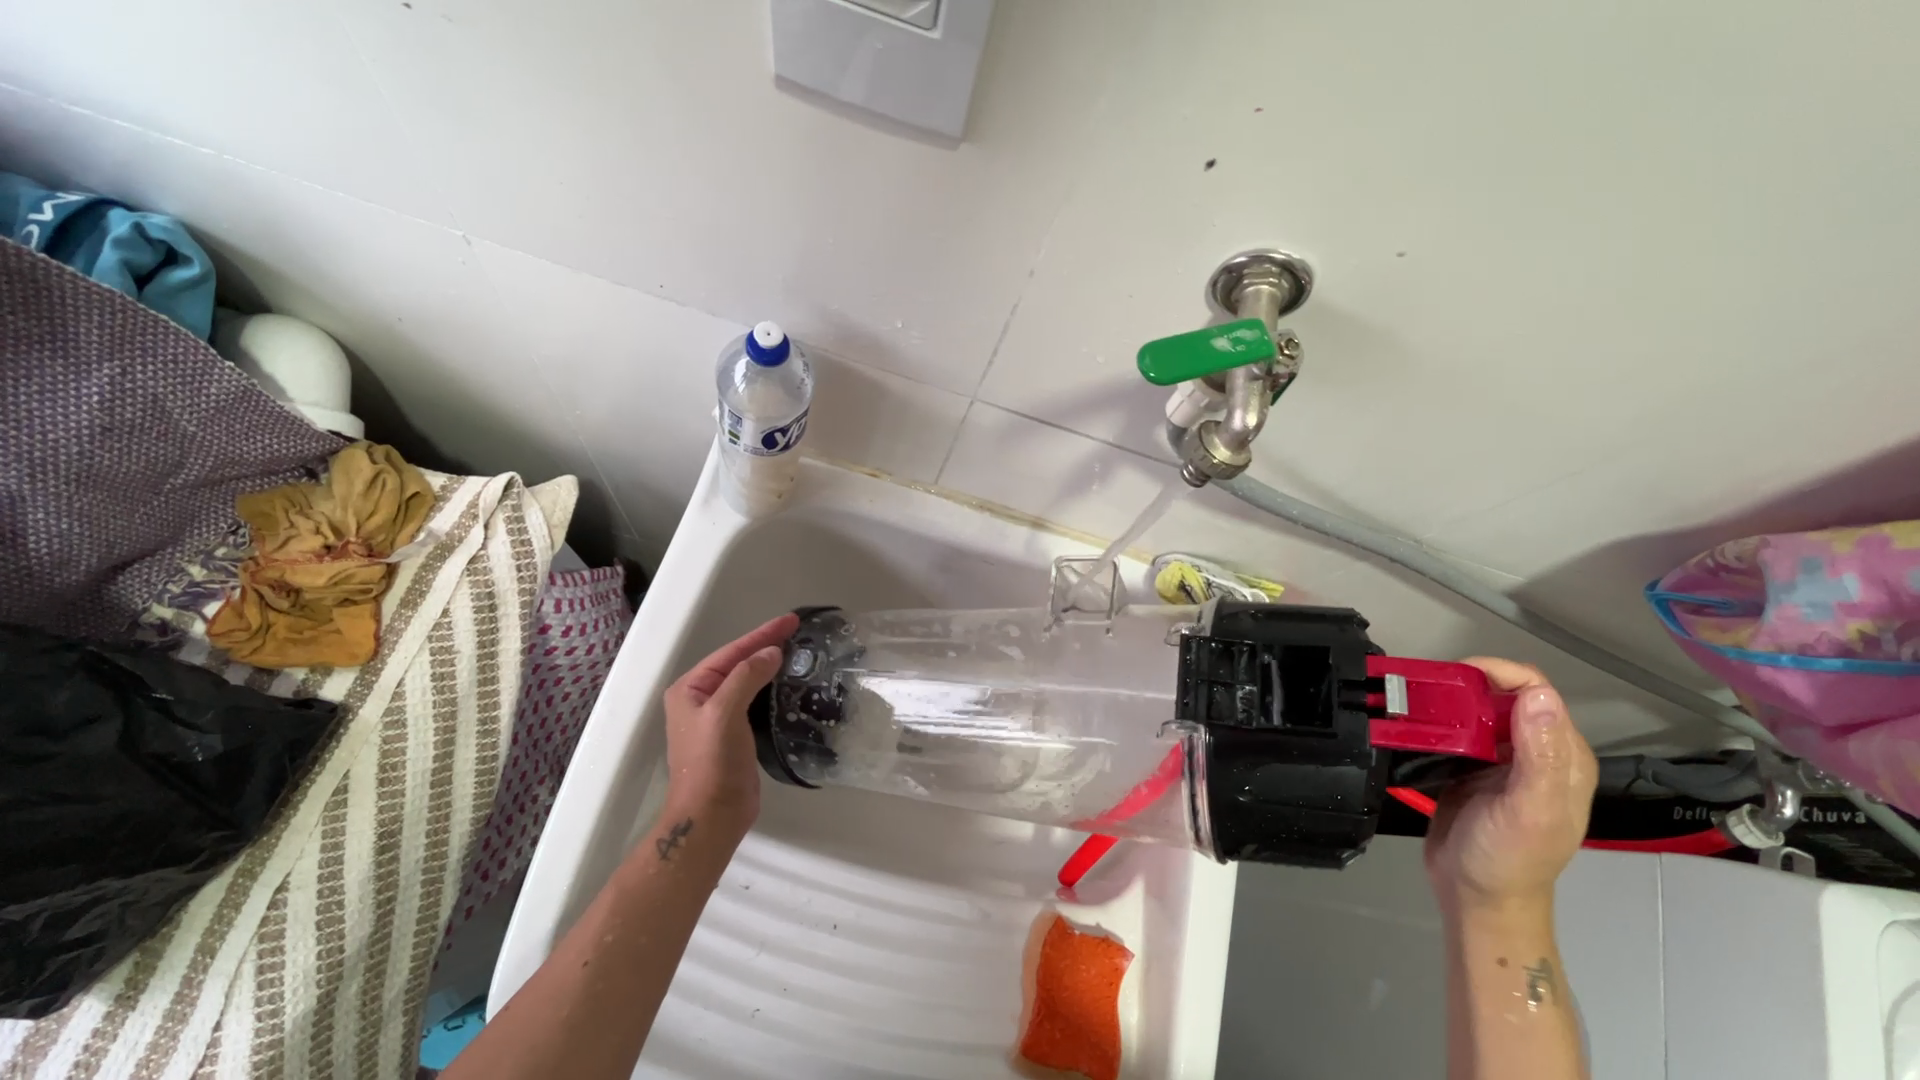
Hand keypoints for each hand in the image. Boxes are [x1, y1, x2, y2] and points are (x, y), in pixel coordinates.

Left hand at [661, 613, 799, 836]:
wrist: (712, 816)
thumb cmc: (712, 764)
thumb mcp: (725, 713)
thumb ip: (746, 677)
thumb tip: (771, 653)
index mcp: (690, 689)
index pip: (731, 652)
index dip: (762, 635)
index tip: (791, 621)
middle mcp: (701, 700)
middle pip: (738, 663)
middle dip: (766, 646)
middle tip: (798, 632)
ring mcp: (717, 719)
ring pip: (748, 682)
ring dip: (771, 667)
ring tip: (798, 653)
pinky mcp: (734, 736)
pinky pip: (755, 702)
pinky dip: (772, 689)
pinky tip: (789, 685)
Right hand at [1424, 658, 1597, 913]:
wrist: (1476, 899)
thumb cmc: (1509, 859)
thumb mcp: (1531, 810)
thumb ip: (1541, 756)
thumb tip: (1538, 696)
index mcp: (1562, 756)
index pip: (1536, 692)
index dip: (1499, 674)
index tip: (1456, 675)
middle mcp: (1534, 751)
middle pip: (1503, 696)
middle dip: (1467, 685)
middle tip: (1428, 691)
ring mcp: (1500, 761)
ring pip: (1476, 712)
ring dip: (1448, 703)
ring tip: (1415, 704)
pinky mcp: (1468, 770)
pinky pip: (1455, 734)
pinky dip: (1436, 724)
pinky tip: (1415, 726)